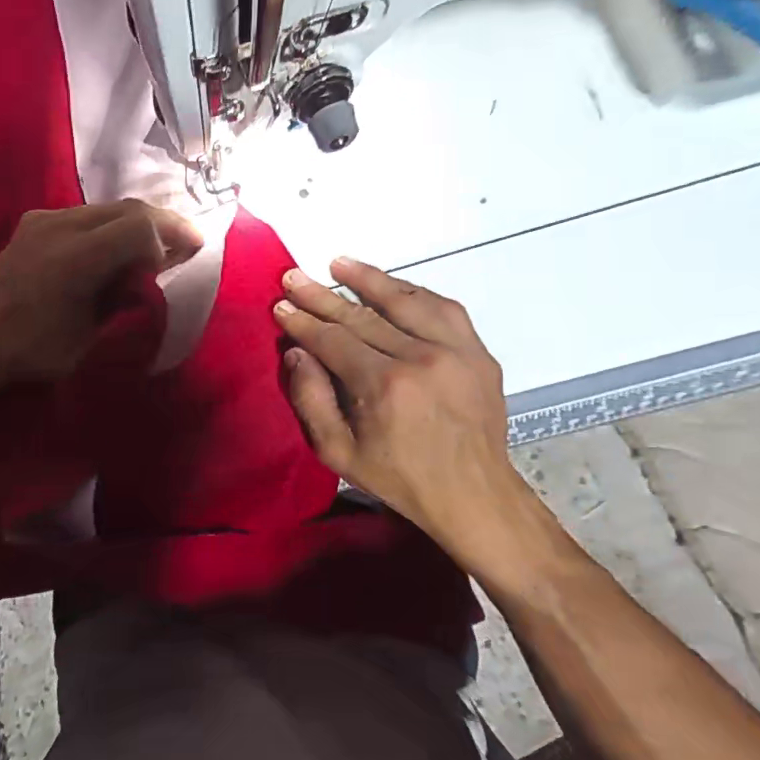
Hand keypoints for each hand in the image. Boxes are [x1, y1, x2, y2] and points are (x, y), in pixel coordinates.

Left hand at [0, 199, 202, 383]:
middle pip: (127, 208)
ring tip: (159, 245)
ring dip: (138, 222)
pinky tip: (121, 246)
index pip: (138, 226)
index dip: (169, 237)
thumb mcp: (89, 334)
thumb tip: (154, 271)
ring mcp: (44, 219)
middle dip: (163, 223)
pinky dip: (112, 226)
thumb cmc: (34, 350)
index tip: (185, 256)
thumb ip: (124, 295)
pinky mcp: (35, 220)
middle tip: (188, 242)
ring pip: (108, 208)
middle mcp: (58, 227)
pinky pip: (86, 214)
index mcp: (74, 259)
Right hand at [273, 258, 537, 566]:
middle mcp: (421, 358)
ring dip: (368, 279)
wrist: (473, 494)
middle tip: (293, 276)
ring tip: (338, 264)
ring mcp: (456, 351)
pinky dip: (413, 292)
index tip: (281, 305)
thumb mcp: (337, 452)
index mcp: (385, 386)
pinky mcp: (478, 352)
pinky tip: (391, 285)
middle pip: (361, 316)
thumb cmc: (398, 477)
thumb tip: (295, 351)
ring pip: (405, 300)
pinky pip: (443, 308)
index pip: (333, 339)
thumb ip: (310, 399)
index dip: (303, 321)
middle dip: (321, 295)